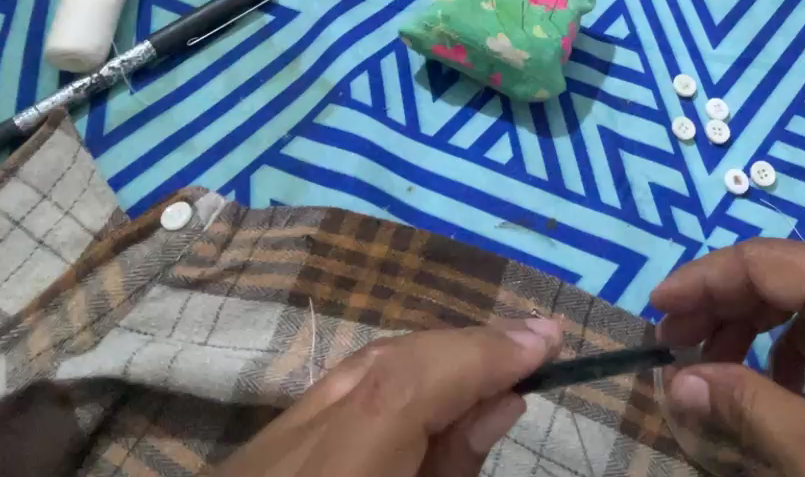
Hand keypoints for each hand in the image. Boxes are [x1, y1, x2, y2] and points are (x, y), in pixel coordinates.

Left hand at [218, 317, 562, 476]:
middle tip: (536, 340)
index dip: (476, 355)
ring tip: (499, 355)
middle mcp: (283, 452)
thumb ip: (454, 471)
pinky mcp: (260, 448)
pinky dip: (398, 375)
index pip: (401, 391)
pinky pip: (340, 391)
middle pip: (382, 365)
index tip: (544, 341)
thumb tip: (502, 400)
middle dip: (466, 347)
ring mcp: (262, 446)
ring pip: (359, 368)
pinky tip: (438, 378)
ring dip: (437, 355)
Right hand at [652, 240, 804, 476]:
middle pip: (789, 276)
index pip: (766, 261)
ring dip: (760, 333)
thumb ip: (746, 409)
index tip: (653, 315)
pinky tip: (786, 393)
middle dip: (727, 310)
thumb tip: (675, 382)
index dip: (701, 282)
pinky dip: (803, 352)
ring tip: (722, 376)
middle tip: (677, 351)